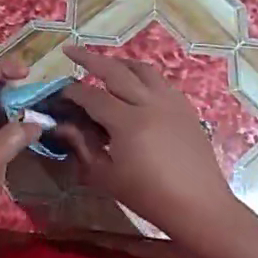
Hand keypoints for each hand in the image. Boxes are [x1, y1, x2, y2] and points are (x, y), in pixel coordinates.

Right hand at [55, 44, 240, 232]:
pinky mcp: (185, 108)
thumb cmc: (149, 196)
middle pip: (116, 70)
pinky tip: (135, 85)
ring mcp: (171, 103)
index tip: (58, 93)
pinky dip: (142, 76)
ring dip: (119, 63)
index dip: (71, 92)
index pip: (91, 96)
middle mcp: (150, 103)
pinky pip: (160, 82)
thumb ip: (83, 146)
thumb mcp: (107, 175)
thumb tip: (62, 126)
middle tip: (71, 50)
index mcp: (128, 122)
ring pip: (142, 69)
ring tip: (105, 64)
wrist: (199, 207)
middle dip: (90, 58)